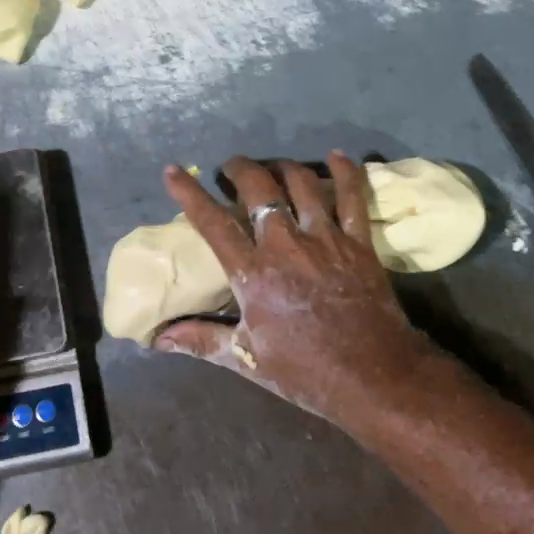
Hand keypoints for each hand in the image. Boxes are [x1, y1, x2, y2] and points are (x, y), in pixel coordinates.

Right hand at [156, 153, 439, 438]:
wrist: (374, 377)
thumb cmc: (305, 370)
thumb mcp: (246, 359)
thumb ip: (202, 340)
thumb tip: (159, 339)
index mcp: (253, 273)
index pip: (213, 222)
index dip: (190, 193)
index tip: (173, 171)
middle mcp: (285, 245)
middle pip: (259, 188)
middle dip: (241, 169)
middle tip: (233, 168)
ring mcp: (325, 239)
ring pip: (302, 183)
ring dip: (283, 167)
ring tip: (274, 167)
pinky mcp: (358, 243)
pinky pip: (353, 197)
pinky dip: (345, 173)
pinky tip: (338, 156)